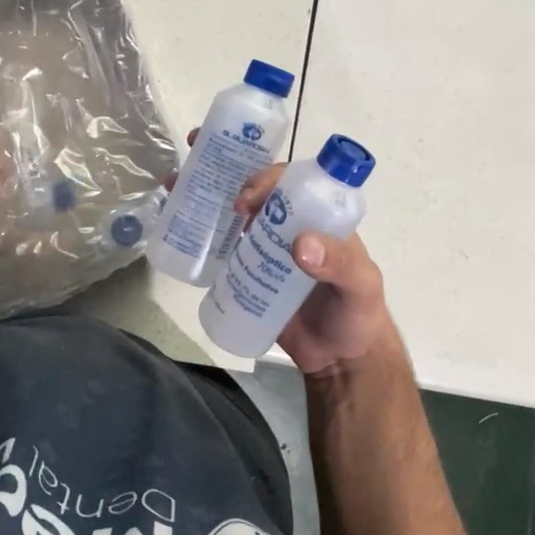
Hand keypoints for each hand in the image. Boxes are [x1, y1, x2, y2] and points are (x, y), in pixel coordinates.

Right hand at [171, 128, 401, 377]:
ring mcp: (266, 248)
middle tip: (205, 173)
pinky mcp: (247, 272)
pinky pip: (221, 247)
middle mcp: (290, 225)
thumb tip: (300, 245)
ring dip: (206, 195)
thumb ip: (340, 264)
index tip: (245, 197)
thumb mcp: (361, 286)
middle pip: (257, 189)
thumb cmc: (358, 316)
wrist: (337, 362)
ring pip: (234, 213)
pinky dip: (200, 233)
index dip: (266, 177)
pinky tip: (176, 224)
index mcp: (320, 217)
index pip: (291, 182)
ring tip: (174, 184)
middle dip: (228, 172)